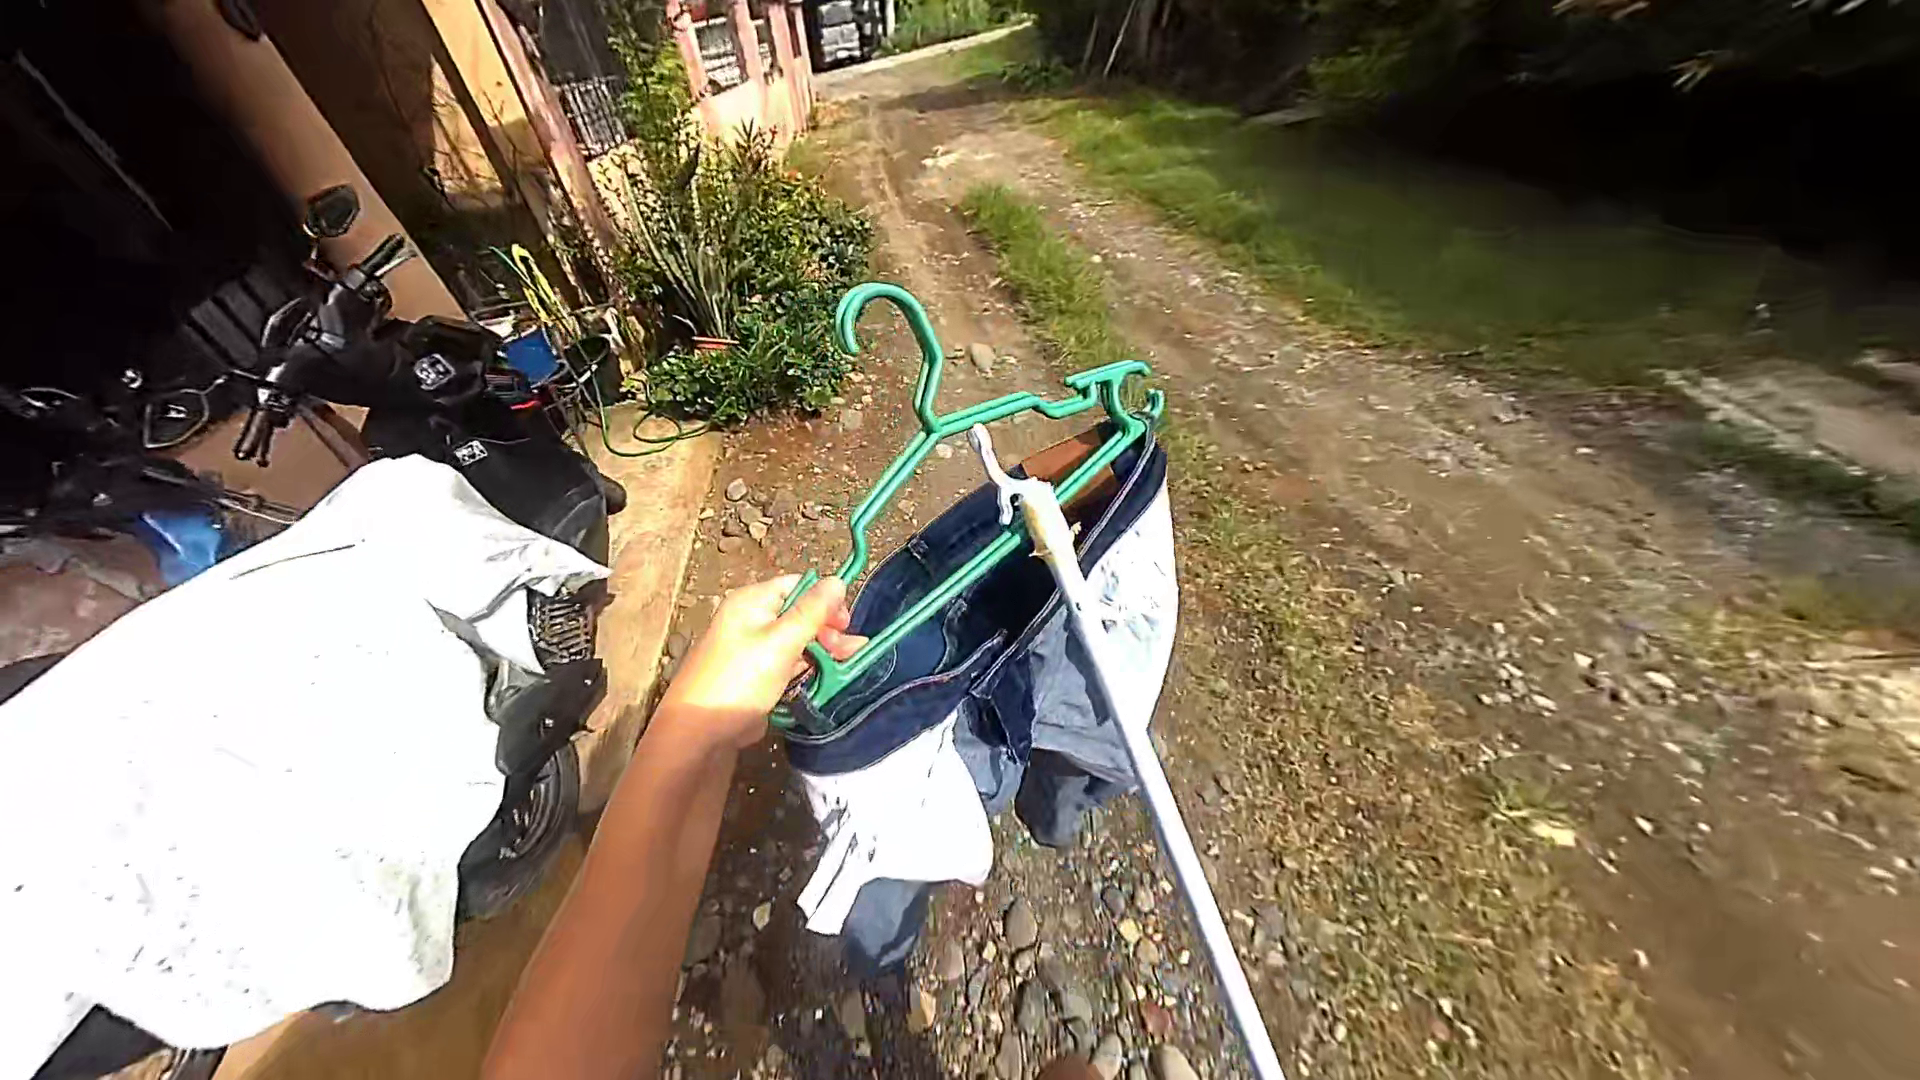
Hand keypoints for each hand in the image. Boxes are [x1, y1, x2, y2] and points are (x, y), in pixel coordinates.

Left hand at [655, 575, 863, 750]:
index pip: (797, 586)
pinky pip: (789, 665)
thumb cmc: (739, 681)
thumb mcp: (782, 641)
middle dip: (828, 630)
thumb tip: (837, 580)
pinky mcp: (755, 677)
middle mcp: (751, 620)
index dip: (825, 600)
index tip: (845, 623)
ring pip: (798, 642)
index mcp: (752, 602)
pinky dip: (808, 670)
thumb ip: (813, 610)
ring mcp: (752, 650)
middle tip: (847, 651)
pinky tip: (826, 679)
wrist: (697, 737)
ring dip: (823, 652)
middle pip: (800, 614)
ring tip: (845, 667)